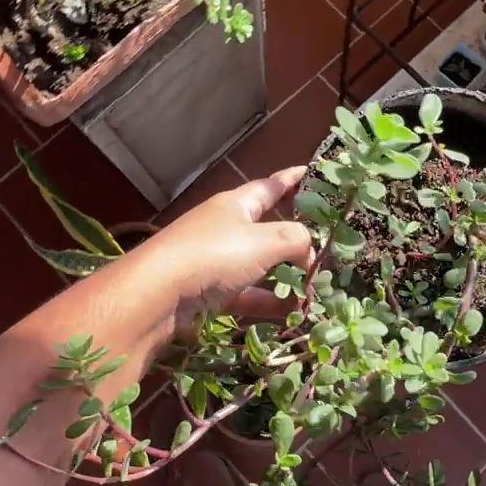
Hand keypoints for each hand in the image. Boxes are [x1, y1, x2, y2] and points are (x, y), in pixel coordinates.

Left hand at [137, 167, 313, 323]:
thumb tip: (309, 250)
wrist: (158, 296)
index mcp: (236, 205)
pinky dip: (269, 302)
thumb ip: (295, 239)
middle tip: (327, 251)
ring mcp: (217, 262)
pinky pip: (248, 295)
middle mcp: (226, 229)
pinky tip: (292, 312)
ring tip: (315, 290)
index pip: (270, 186)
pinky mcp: (210, 293)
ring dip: (287, 278)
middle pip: (268, 230)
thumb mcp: (264, 240)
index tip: (313, 173)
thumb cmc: (213, 254)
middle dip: (297, 241)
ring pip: (260, 267)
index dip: (292, 179)